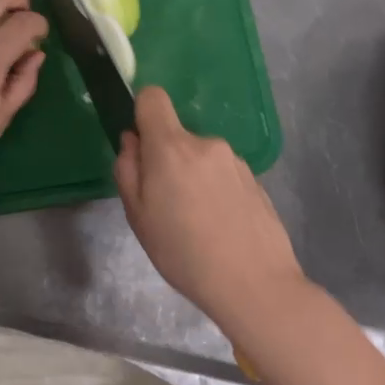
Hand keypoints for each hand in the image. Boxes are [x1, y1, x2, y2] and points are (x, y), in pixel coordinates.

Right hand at [114, 87, 307, 332]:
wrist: (257, 287)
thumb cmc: (183, 252)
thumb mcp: (137, 215)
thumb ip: (127, 169)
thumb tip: (132, 142)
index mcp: (171, 147)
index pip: (153, 98)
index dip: (141, 113)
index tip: (140, 145)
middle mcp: (206, 144)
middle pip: (176, 136)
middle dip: (166, 159)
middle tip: (165, 203)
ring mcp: (236, 163)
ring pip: (200, 157)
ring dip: (192, 177)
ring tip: (195, 221)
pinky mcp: (257, 182)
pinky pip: (222, 175)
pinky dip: (215, 192)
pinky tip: (219, 228)